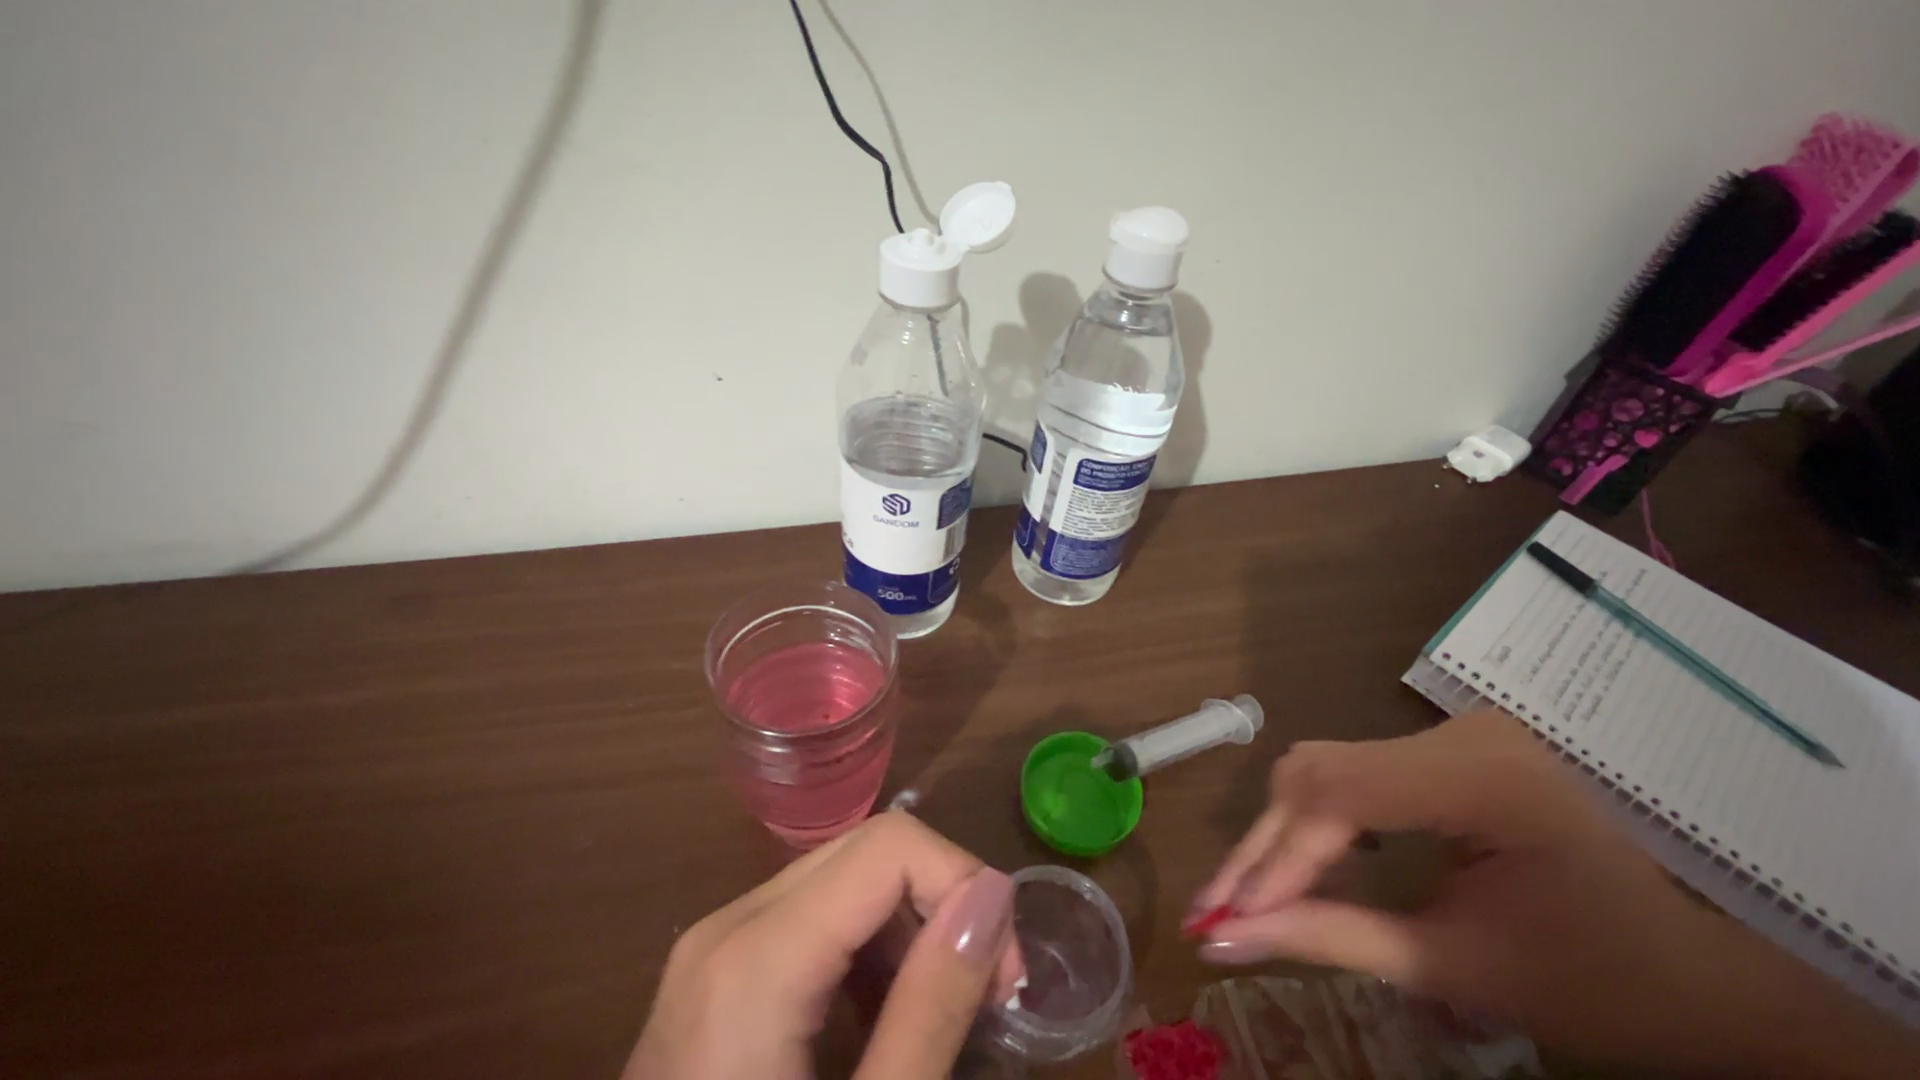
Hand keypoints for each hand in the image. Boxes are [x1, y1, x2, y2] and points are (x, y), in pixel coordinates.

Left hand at [625, 812, 1023, 1079]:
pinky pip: (812, 915)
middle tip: (988, 997)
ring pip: (844, 877)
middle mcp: (728, 924)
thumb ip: (928, 1010)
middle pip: (868, 852)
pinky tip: (887, 1014)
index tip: (1004, 981)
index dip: (965, 887)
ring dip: (912, 925)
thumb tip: (993, 896)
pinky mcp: (716, 966)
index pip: (890, 845)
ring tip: (943, 1012)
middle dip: (945, 905)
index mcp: (755, 958)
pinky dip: (868, 946)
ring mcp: (715, 942)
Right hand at [1190, 711, 1919, 1077]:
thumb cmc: (1595, 985)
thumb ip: (1330, 937)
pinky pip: (1356, 773)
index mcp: (1486, 779)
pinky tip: (1305, 865)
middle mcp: (1464, 734)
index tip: (1223, 918)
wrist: (1696, 981)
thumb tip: (1222, 938)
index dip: (1274, 857)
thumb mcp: (1454, 967)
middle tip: (1222, 911)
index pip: (1339, 794)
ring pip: (1328, 766)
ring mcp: (1458, 735)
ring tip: (1252, 895)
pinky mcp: (1451, 751)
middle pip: (1320, 770)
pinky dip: (1320, 822)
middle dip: (1267, 846)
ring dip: (1284, 833)